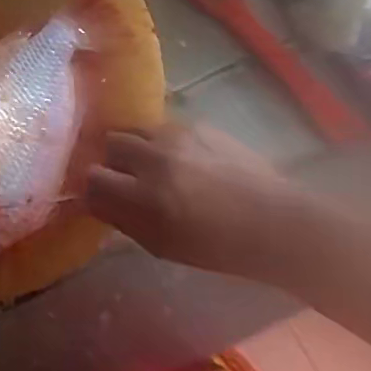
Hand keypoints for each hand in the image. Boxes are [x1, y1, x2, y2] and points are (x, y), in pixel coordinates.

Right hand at [83, 122, 323, 284]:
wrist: (278, 224)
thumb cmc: (220, 247)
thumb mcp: (164, 247)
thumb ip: (123, 220)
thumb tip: (92, 200)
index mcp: (148, 198)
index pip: (93, 178)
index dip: (92, 186)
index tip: (99, 194)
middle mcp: (156, 159)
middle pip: (108, 143)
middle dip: (111, 160)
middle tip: (125, 177)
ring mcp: (176, 135)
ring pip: (133, 129)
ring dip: (134, 146)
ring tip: (151, 164)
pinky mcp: (194, 123)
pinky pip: (162, 126)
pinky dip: (161, 142)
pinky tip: (181, 160)